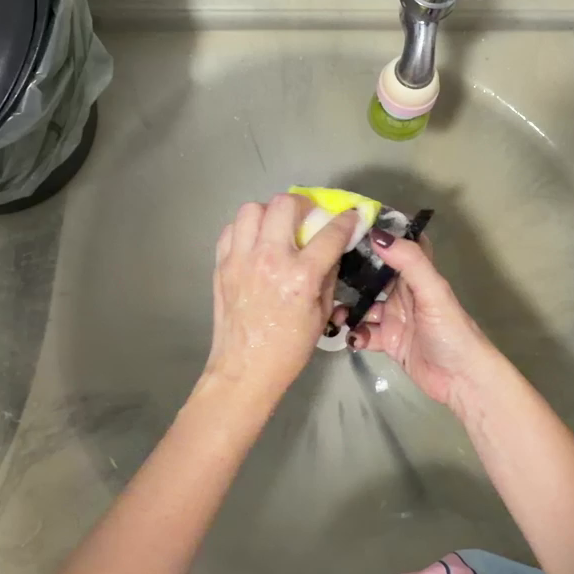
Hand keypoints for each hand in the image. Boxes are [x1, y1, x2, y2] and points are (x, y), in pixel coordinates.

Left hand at [204, 194, 357, 400]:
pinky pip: (232, 229)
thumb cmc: (289, 348)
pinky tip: (255, 243)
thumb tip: (331, 250)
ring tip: (277, 228)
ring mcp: (241, 259)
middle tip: (308, 218)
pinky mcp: (222, 265)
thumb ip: (328, 275)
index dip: (346, 220)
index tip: (351, 215)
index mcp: (300, 276)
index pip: (330, 233)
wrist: (245, 368)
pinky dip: (246, 229)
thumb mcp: (321, 314)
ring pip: (252, 208)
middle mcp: (269, 259)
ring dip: (269, 213)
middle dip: (303, 205)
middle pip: (285, 204)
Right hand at [346, 231, 501, 414]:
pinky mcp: (389, 341)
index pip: (397, 246)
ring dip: (347, 307)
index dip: (379, 234)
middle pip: (373, 275)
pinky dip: (356, 334)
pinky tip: (353, 338)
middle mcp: (403, 292)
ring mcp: (395, 317)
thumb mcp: (432, 291)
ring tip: (334, 312)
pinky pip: (364, 332)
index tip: (349, 225)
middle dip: (350, 274)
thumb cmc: (451, 331)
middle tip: (324, 273)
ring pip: (364, 304)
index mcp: (416, 275)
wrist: (462, 379)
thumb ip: (408, 262)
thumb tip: (376, 234)